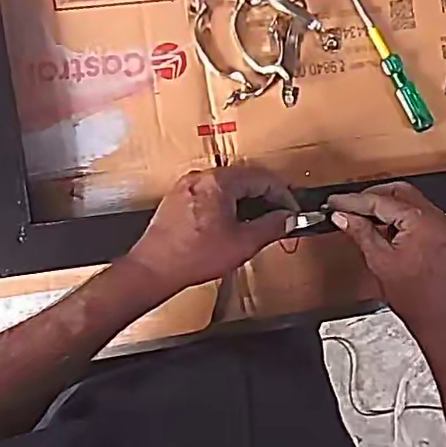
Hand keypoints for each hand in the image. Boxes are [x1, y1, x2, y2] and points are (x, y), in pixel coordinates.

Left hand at [123, 166, 296, 296]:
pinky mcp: (177, 199)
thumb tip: (288, 218)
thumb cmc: (193, 256)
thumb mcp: (243, 243)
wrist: (154, 269)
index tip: (291, 210)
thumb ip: (271, 226)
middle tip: (280, 213)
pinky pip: (210, 192)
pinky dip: (227, 203)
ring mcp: (186, 186)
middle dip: (266, 196)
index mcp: (219, 182)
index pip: (262, 178)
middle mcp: (201, 177)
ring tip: (259, 219)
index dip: (282, 195)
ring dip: (246, 199)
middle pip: (244, 178)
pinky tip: (232, 222)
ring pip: (227, 185)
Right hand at [326, 182, 445, 329]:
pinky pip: (418, 213)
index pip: (381, 200)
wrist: (437, 316)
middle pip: (397, 192)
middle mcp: (435, 217)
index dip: (354, 201)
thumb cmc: (416, 296)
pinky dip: (398, 215)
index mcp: (421, 220)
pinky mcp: (442, 233)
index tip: (336, 202)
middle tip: (347, 207)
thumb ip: (361, 232)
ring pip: (408, 200)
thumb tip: (344, 216)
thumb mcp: (380, 261)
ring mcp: (441, 224)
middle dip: (370, 197)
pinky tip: (382, 227)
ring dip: (385, 205)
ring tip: (362, 218)